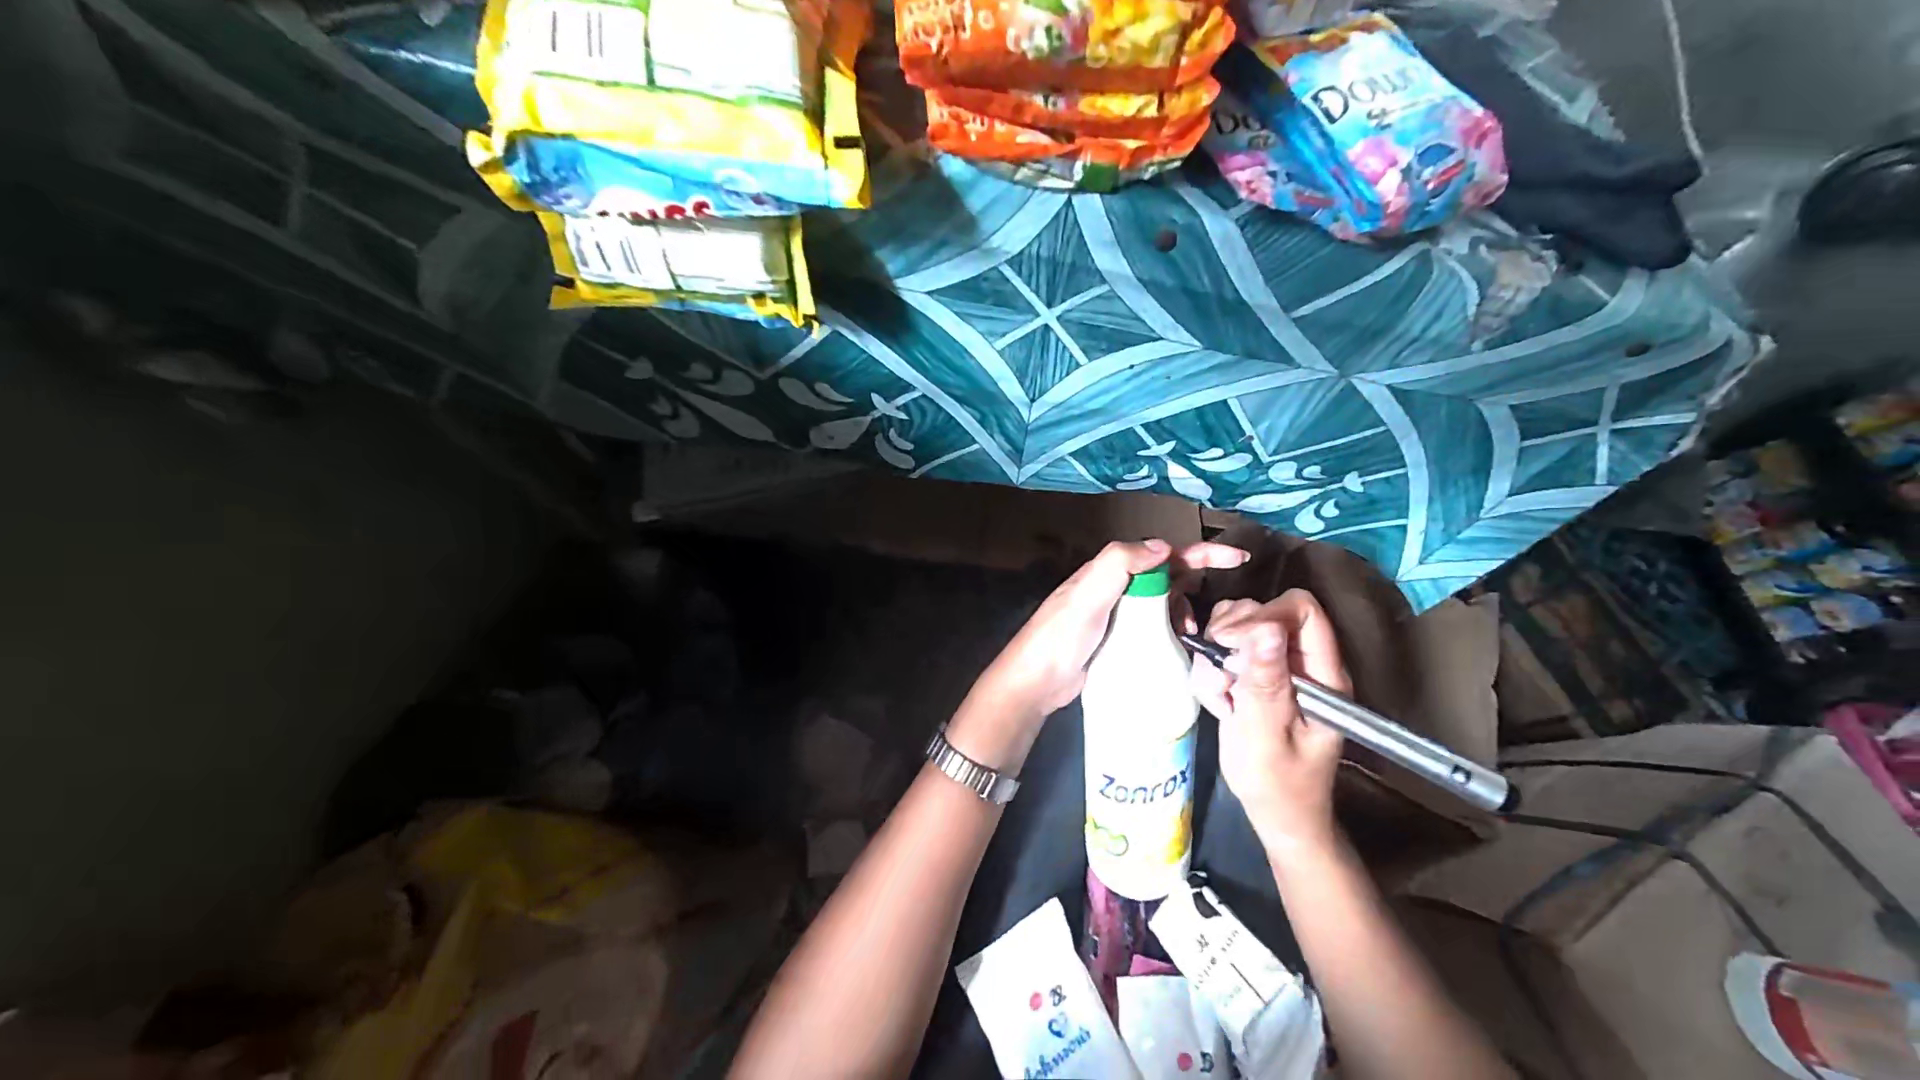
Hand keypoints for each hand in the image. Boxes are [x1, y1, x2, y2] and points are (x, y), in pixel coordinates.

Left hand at [967, 539, 1249, 734]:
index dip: (1200, 553)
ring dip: (1186, 615)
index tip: (1236, 557)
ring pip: (1166, 606)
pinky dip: (1175, 635)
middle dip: (1196, 589)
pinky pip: (1158, 631)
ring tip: (1193, 637)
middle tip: (1216, 616)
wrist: (1036, 683)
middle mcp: (1116, 590)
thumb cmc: (1059, 637)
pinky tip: (1181, 649)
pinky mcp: (1122, 643)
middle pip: (1168, 579)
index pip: (1161, 554)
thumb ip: (1119, 564)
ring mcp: (1120, 617)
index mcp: (1108, 572)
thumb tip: (1163, 547)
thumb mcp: (1086, 595)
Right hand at [1191, 591, 1352, 859]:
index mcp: (1322, 674)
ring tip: (1219, 692)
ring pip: (1238, 623)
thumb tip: (1265, 627)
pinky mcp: (1254, 672)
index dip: (1261, 617)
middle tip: (1220, 678)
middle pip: (1262, 610)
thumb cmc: (1279, 785)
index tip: (1231, 650)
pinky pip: (1223, 645)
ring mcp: (1277, 665)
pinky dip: (1210, 665)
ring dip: (1216, 655)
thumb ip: (1265, 682)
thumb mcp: (1266, 737)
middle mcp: (1301, 660)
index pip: (1299, 609)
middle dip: (1230, 638)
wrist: (1278, 813)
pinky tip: (1216, 696)